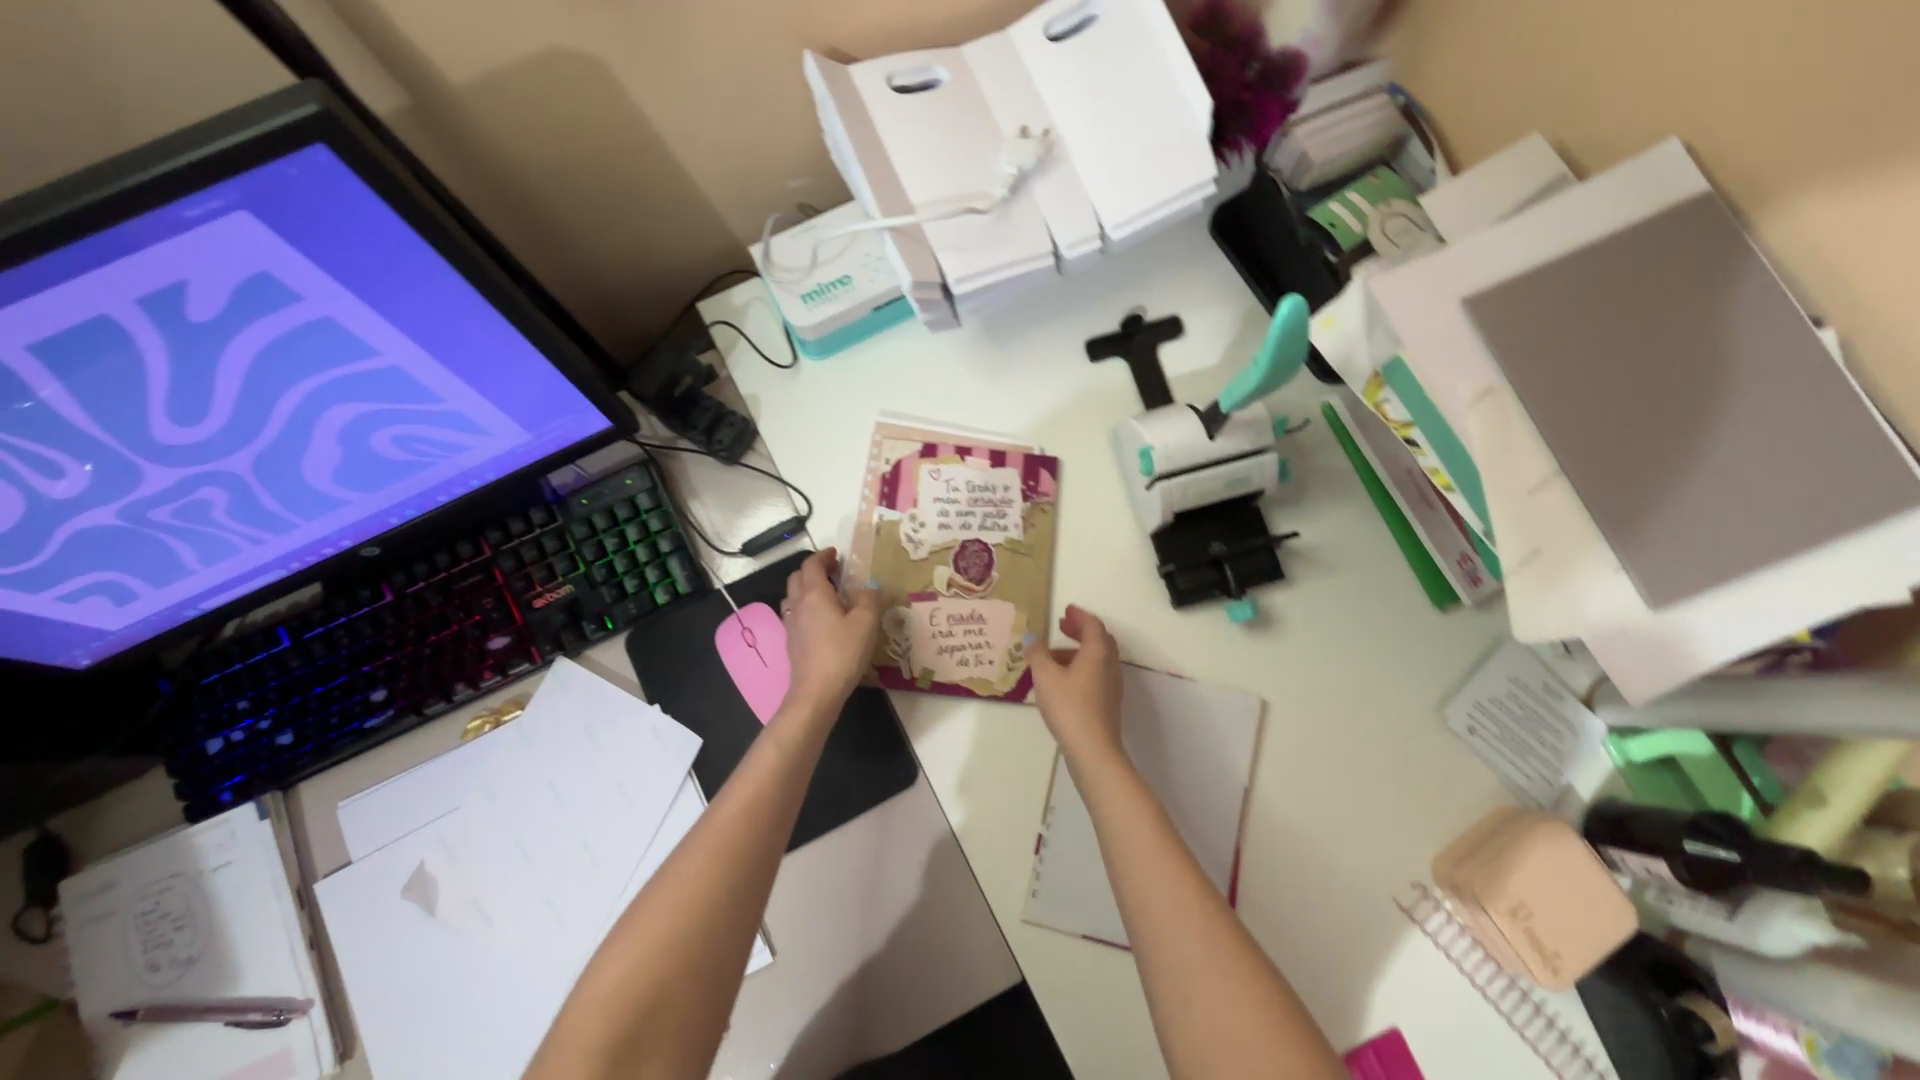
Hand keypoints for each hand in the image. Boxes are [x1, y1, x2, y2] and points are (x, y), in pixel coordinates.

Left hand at [781, 548, 880, 715]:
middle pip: (797, 577)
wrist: (816, 691)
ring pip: (792, 596)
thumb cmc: (843, 652)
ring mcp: (791, 624)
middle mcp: (798, 604)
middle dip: (813, 569)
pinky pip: (794, 615)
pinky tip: (819, 620)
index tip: (836, 554)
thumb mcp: (866, 623)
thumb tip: (870, 587)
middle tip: (833, 572)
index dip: (823, 555)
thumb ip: (869, 599)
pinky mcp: (791, 642)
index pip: (812, 564)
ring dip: (805, 588)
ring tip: (826, 594)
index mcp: (814, 594)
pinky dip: (804, 608)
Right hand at [1028, 605, 1124, 760]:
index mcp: (1098, 652)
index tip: (1065, 610)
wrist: (1092, 749)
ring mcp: (1111, 685)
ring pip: (1096, 659)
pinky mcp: (1107, 702)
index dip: (1079, 615)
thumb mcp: (1045, 676)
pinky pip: (1095, 675)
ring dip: (1077, 651)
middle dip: (1080, 630)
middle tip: (1061, 626)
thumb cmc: (1068, 706)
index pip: (1093, 625)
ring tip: (1052, 657)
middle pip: (1099, 640)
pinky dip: (1080, 668)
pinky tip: (1061, 681)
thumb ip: (1037, 654)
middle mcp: (1109, 665)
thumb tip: (1031, 639)